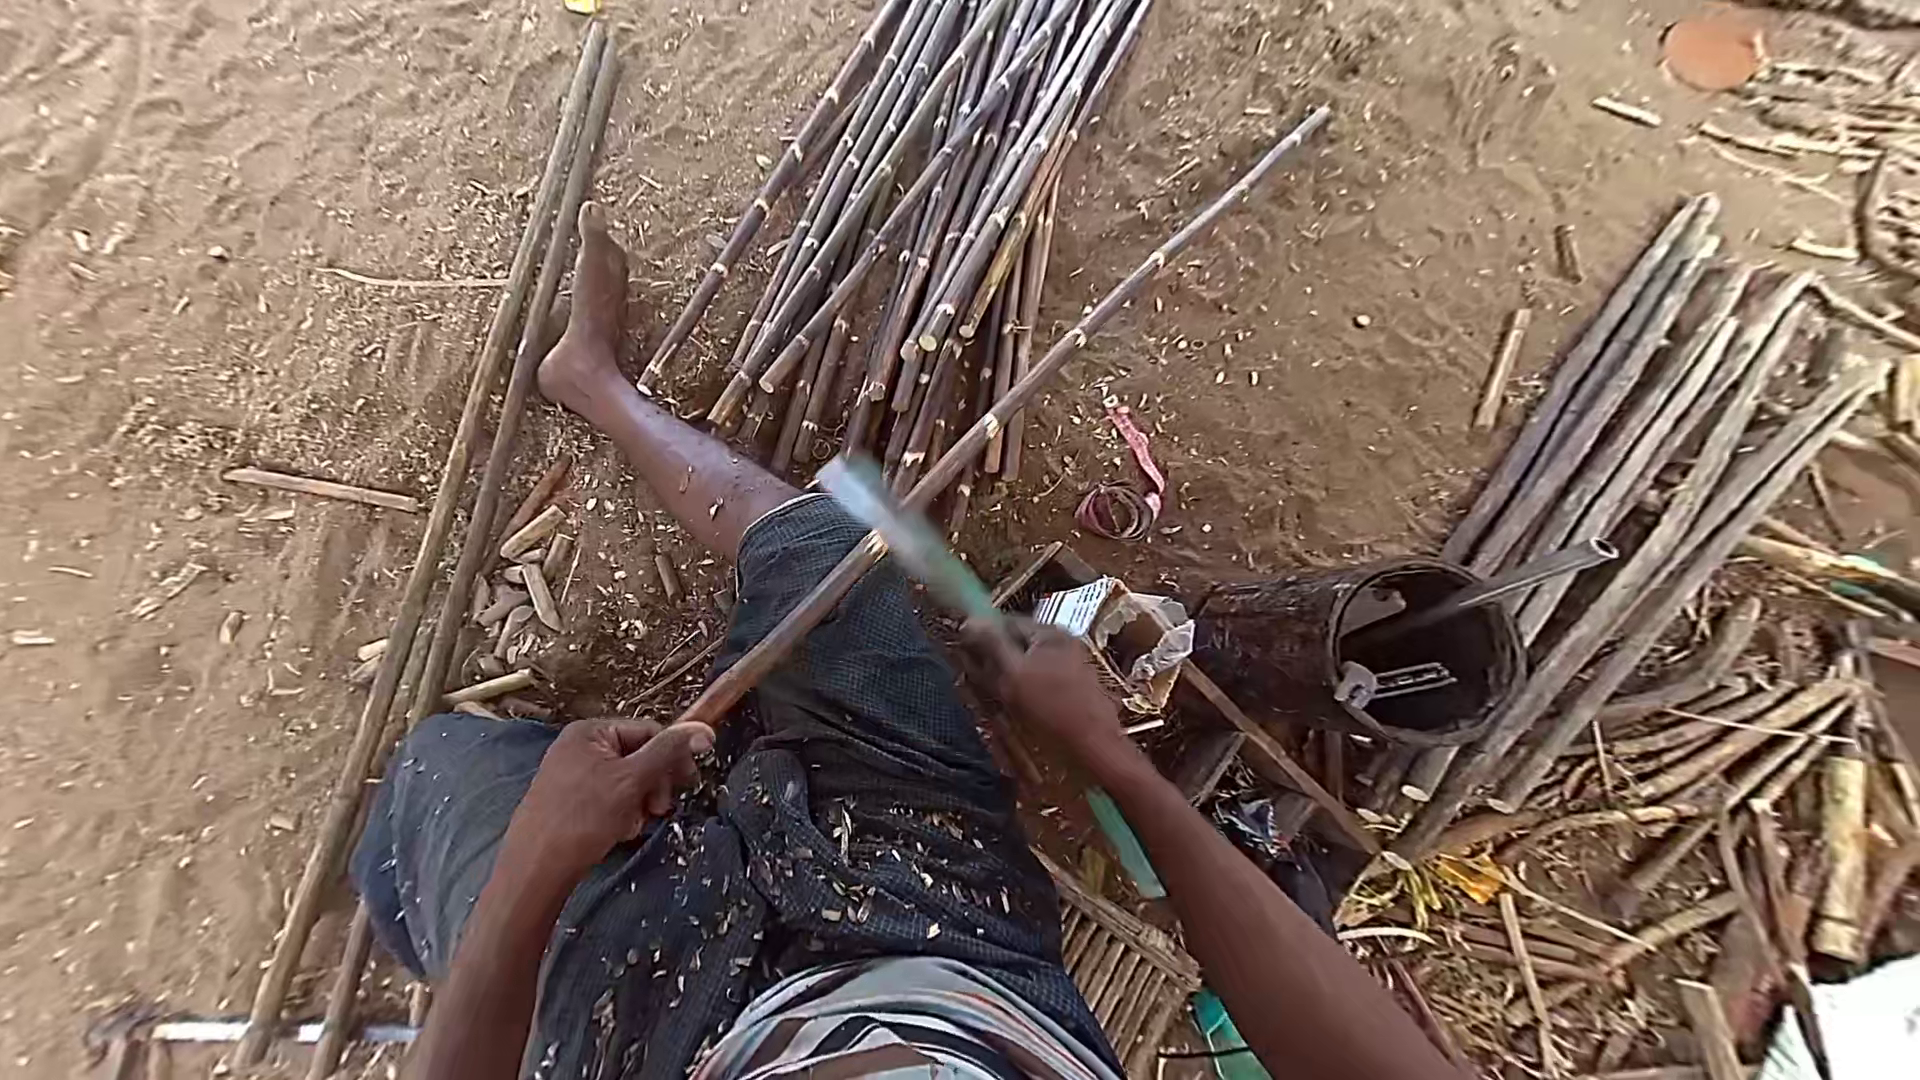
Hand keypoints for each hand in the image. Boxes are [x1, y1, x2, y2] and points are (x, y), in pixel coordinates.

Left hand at [503, 717, 713, 883]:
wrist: (532, 875)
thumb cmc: (582, 819)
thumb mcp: (633, 779)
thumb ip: (669, 750)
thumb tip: (704, 730)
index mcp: (590, 732)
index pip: (650, 732)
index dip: (672, 756)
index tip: (687, 783)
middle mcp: (579, 747)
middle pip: (640, 755)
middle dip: (654, 784)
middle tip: (658, 809)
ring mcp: (571, 774)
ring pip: (628, 779)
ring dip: (640, 801)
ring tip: (633, 823)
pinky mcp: (567, 800)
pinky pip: (610, 796)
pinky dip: (622, 812)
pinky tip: (618, 830)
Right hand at [966, 620, 1134, 771]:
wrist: (1095, 749)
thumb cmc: (1052, 709)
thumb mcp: (1013, 674)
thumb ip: (991, 645)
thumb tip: (969, 621)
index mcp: (1050, 632)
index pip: (1006, 621)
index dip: (983, 636)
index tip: (967, 656)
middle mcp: (1064, 642)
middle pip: (1017, 643)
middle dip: (996, 660)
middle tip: (982, 681)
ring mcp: (1072, 664)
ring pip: (1027, 664)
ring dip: (1009, 678)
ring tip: (1002, 699)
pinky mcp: (1074, 688)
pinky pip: (1040, 681)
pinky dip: (1026, 691)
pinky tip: (1021, 710)